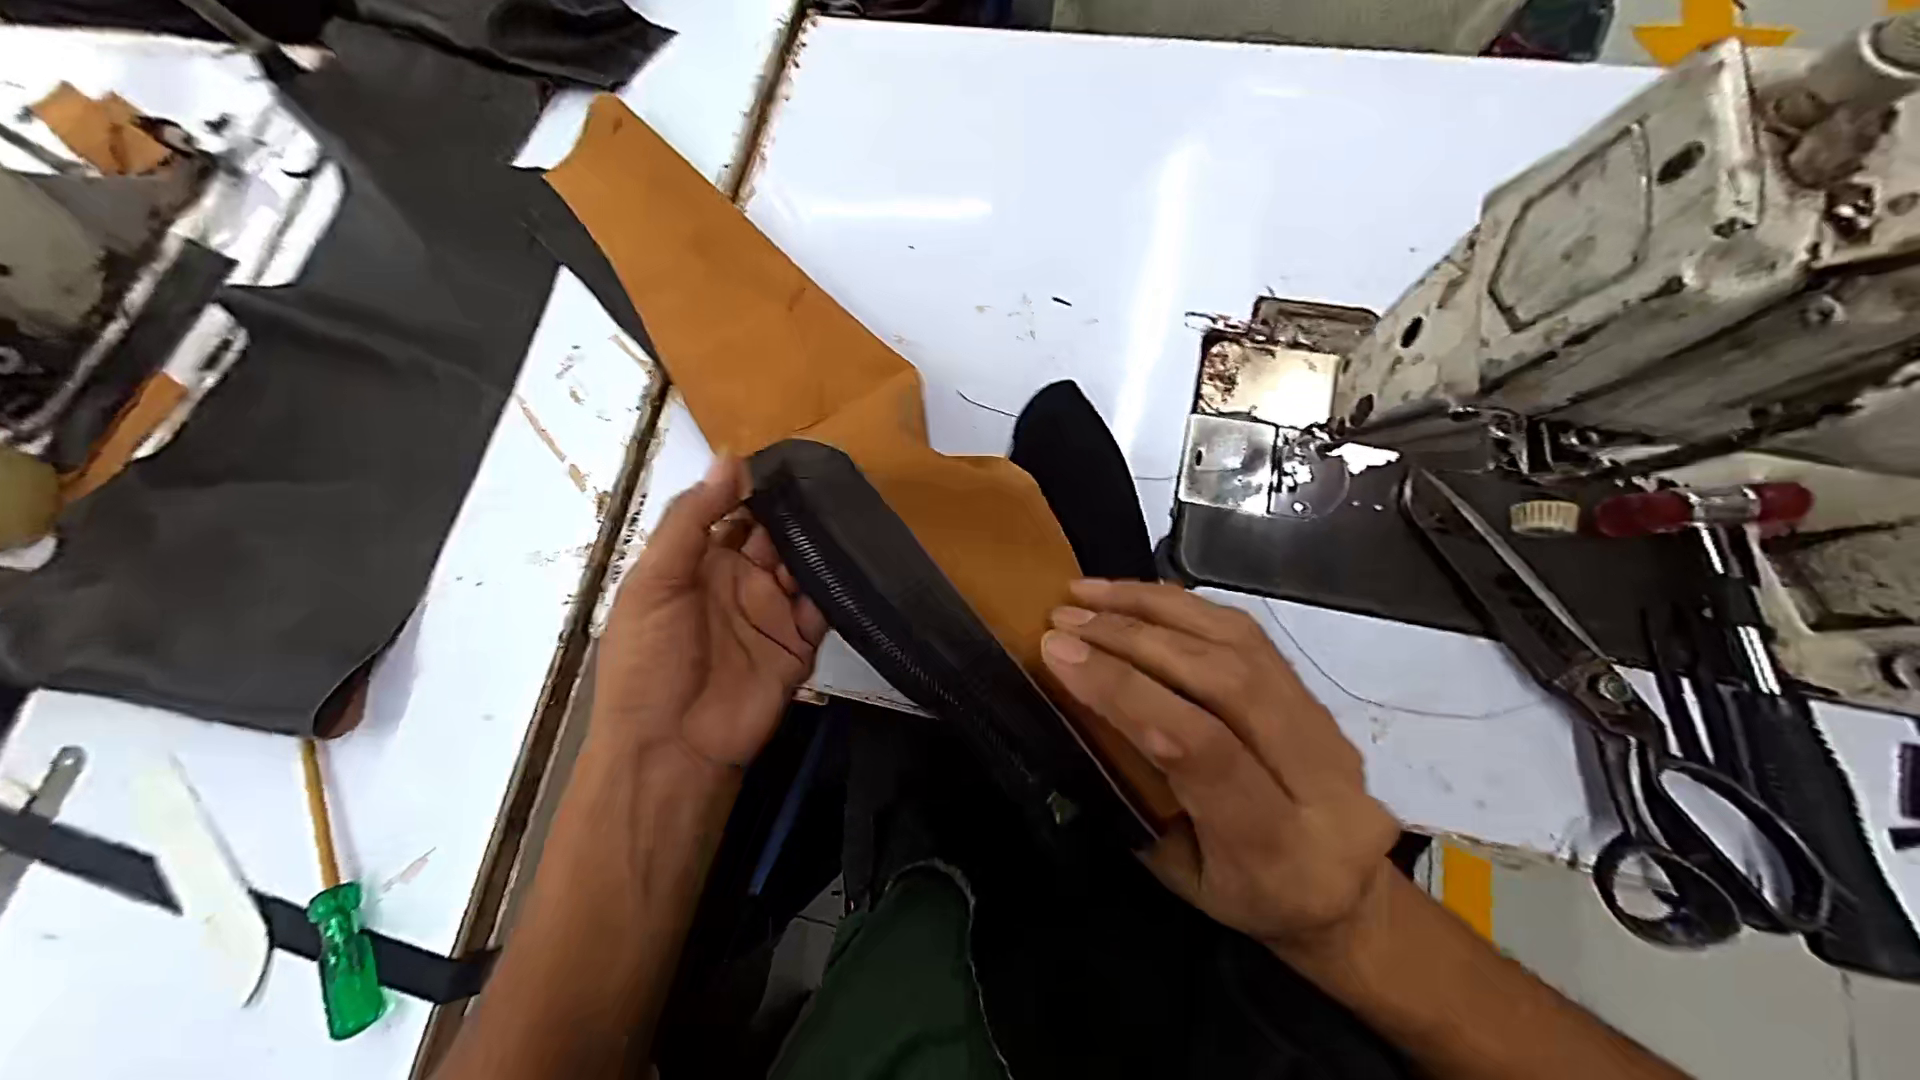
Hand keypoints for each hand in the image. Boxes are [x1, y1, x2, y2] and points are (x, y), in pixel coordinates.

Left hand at [592, 457, 827, 776]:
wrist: (674, 749)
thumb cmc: (649, 661)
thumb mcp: (655, 582)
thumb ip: (691, 521)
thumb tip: (729, 458)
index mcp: (697, 564)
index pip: (731, 513)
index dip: (754, 488)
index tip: (788, 459)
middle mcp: (738, 583)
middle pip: (773, 536)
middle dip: (795, 513)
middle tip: (828, 482)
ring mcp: (771, 613)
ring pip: (803, 567)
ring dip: (819, 546)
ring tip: (846, 515)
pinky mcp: (799, 643)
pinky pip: (824, 608)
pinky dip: (837, 588)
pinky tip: (852, 564)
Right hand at [1039, 580, 1399, 956]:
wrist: (1350, 895)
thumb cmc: (1248, 897)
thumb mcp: (1179, 876)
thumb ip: (1135, 796)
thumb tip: (1076, 706)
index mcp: (1277, 847)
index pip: (1200, 747)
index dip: (1124, 689)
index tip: (1059, 652)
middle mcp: (1317, 777)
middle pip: (1222, 680)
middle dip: (1131, 638)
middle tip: (1065, 618)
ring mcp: (1327, 726)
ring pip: (1239, 643)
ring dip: (1153, 608)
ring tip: (1090, 593)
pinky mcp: (1318, 694)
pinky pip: (1248, 632)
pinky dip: (1183, 606)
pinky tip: (1137, 597)